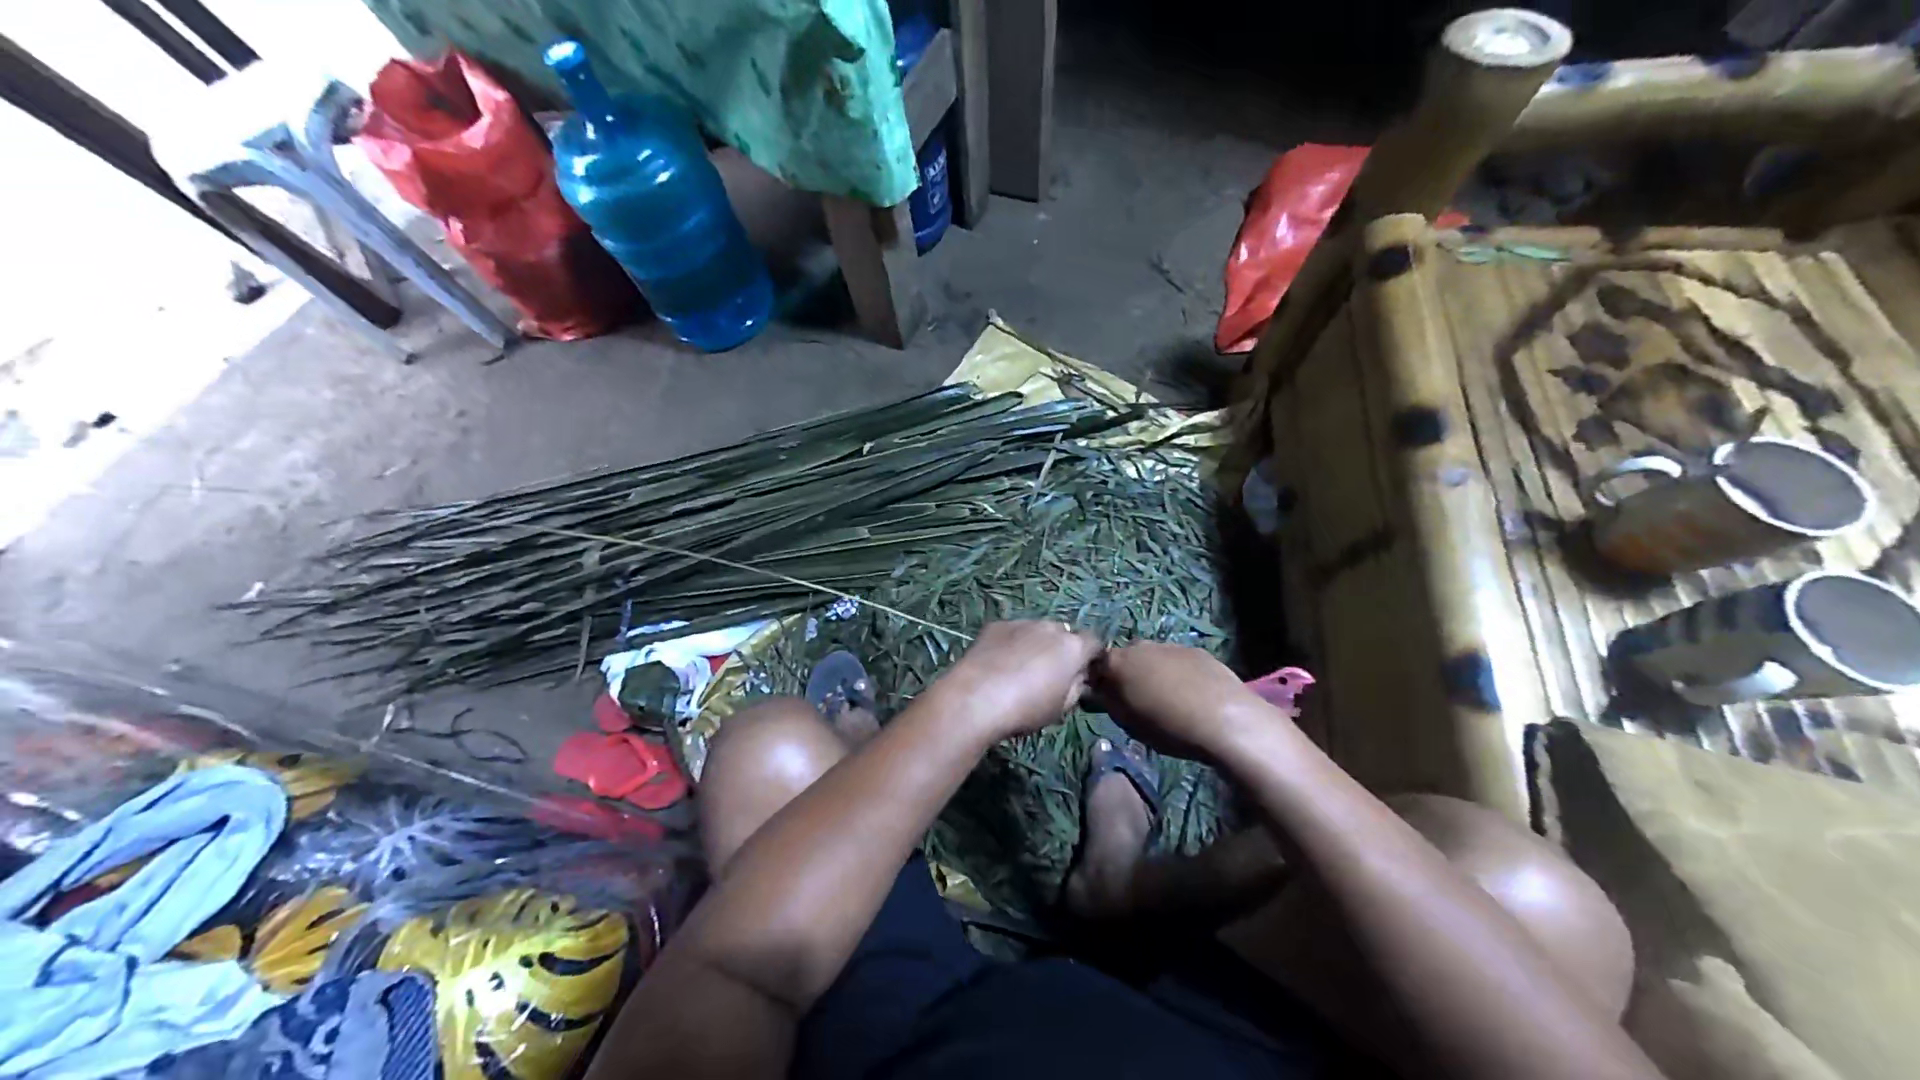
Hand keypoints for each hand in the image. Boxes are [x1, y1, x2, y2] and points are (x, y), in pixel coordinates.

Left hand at [937, 621, 1101, 739]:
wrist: (976, 698)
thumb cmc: (1026, 709)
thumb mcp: (1061, 708)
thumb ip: (1076, 688)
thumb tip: (1078, 678)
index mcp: (1073, 647)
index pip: (1095, 643)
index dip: (1092, 658)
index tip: (1084, 674)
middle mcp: (1050, 627)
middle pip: (1065, 634)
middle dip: (1063, 649)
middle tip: (1051, 673)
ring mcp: (1022, 622)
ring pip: (1038, 631)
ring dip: (1037, 644)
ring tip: (1022, 668)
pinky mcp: (996, 625)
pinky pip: (1013, 632)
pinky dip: (1012, 643)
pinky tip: (1000, 663)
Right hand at [1089, 642, 1273, 761]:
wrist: (1225, 719)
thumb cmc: (1168, 726)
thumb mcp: (1129, 723)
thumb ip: (1110, 702)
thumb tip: (1101, 692)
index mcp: (1117, 662)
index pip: (1097, 666)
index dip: (1100, 682)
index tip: (1107, 700)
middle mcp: (1140, 646)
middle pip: (1126, 658)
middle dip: (1128, 674)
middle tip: (1139, 700)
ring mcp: (1170, 645)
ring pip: (1153, 658)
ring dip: (1154, 673)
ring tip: (1169, 699)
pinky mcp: (1197, 651)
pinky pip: (1178, 661)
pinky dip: (1178, 673)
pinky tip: (1191, 694)